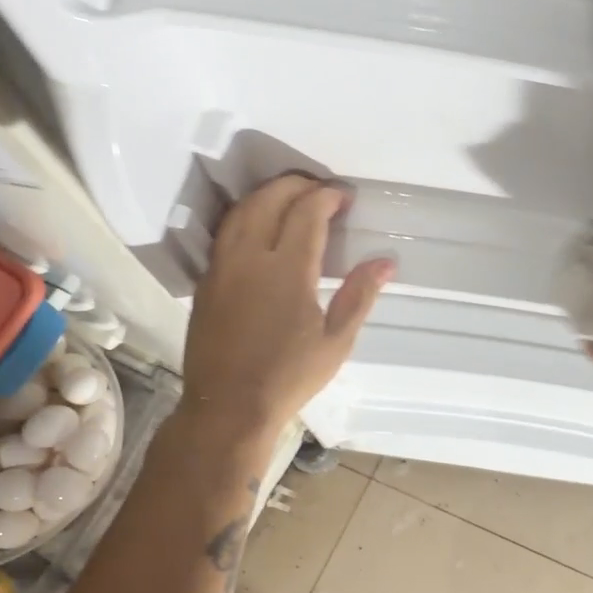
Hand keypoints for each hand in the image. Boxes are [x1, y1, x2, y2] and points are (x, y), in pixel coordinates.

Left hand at [181, 175, 392, 437]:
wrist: (228, 406)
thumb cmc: (289, 376)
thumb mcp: (337, 341)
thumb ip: (359, 295)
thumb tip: (385, 262)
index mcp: (287, 271)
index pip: (306, 213)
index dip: (327, 197)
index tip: (345, 198)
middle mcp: (250, 258)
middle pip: (270, 200)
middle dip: (298, 186)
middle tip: (322, 192)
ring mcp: (222, 267)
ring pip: (241, 210)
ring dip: (268, 195)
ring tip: (292, 199)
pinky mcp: (207, 280)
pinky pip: (227, 231)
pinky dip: (248, 215)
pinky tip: (262, 226)